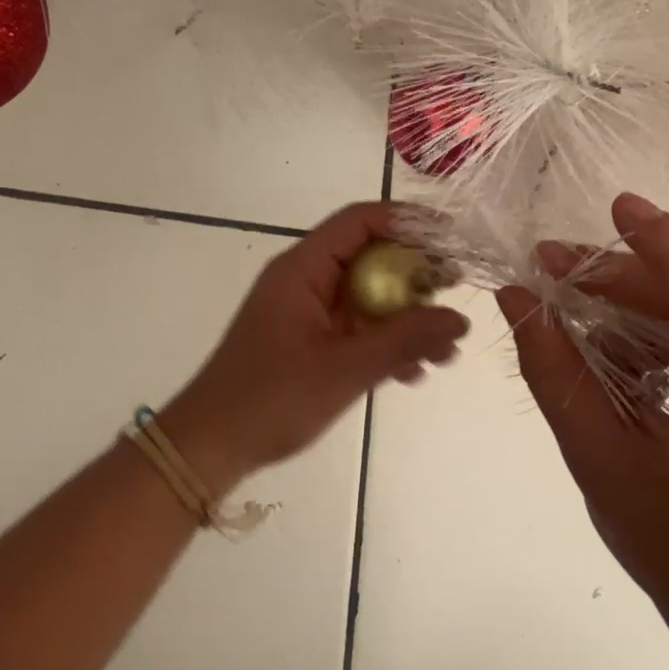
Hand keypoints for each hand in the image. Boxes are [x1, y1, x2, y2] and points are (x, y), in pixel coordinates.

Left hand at [160, 202, 470, 492]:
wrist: (209, 447)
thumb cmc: (269, 399)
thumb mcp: (343, 369)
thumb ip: (403, 340)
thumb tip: (459, 319)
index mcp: (302, 269)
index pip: (359, 221)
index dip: (407, 222)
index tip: (449, 240)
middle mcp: (304, 281)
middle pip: (369, 258)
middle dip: (415, 276)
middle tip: (455, 293)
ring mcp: (305, 312)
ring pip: (367, 297)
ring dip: (406, 318)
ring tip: (445, 351)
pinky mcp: (307, 342)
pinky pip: (355, 328)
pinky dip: (385, 343)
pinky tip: (414, 373)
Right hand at [495, 193, 668, 666]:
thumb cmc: (666, 539)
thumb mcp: (595, 461)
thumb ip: (555, 373)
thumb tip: (516, 296)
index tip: (620, 212)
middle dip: (628, 278)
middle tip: (552, 264)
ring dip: (642, 301)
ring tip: (574, 300)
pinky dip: (667, 328)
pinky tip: (622, 342)